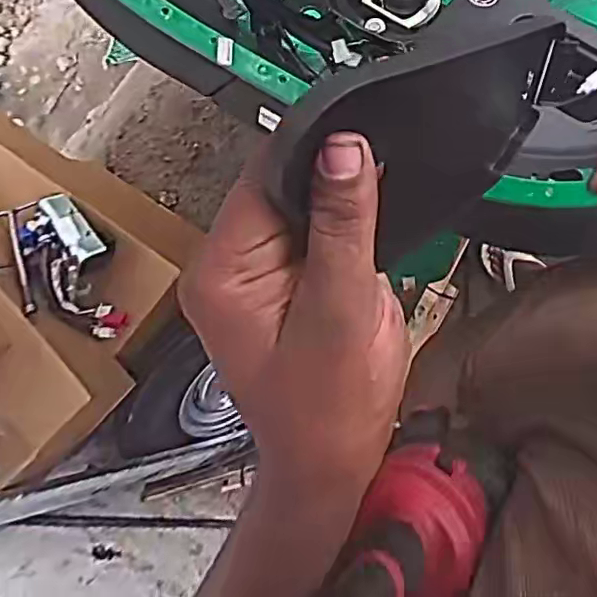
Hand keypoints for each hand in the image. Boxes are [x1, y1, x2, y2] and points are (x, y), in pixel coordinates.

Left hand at [181, 133, 407, 492]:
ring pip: (303, 199)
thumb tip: (342, 149)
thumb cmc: (329, 406)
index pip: (263, 175)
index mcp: (223, 269)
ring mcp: (260, 268)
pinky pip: (316, 223)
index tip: (359, 139)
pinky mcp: (290, 273)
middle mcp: (232, 263)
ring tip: (367, 232)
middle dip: (331, 178)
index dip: (313, 152)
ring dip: (341, 201)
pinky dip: (345, 220)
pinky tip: (365, 236)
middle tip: (373, 191)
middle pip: (281, 181)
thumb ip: (344, 221)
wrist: (338, 457)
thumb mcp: (342, 306)